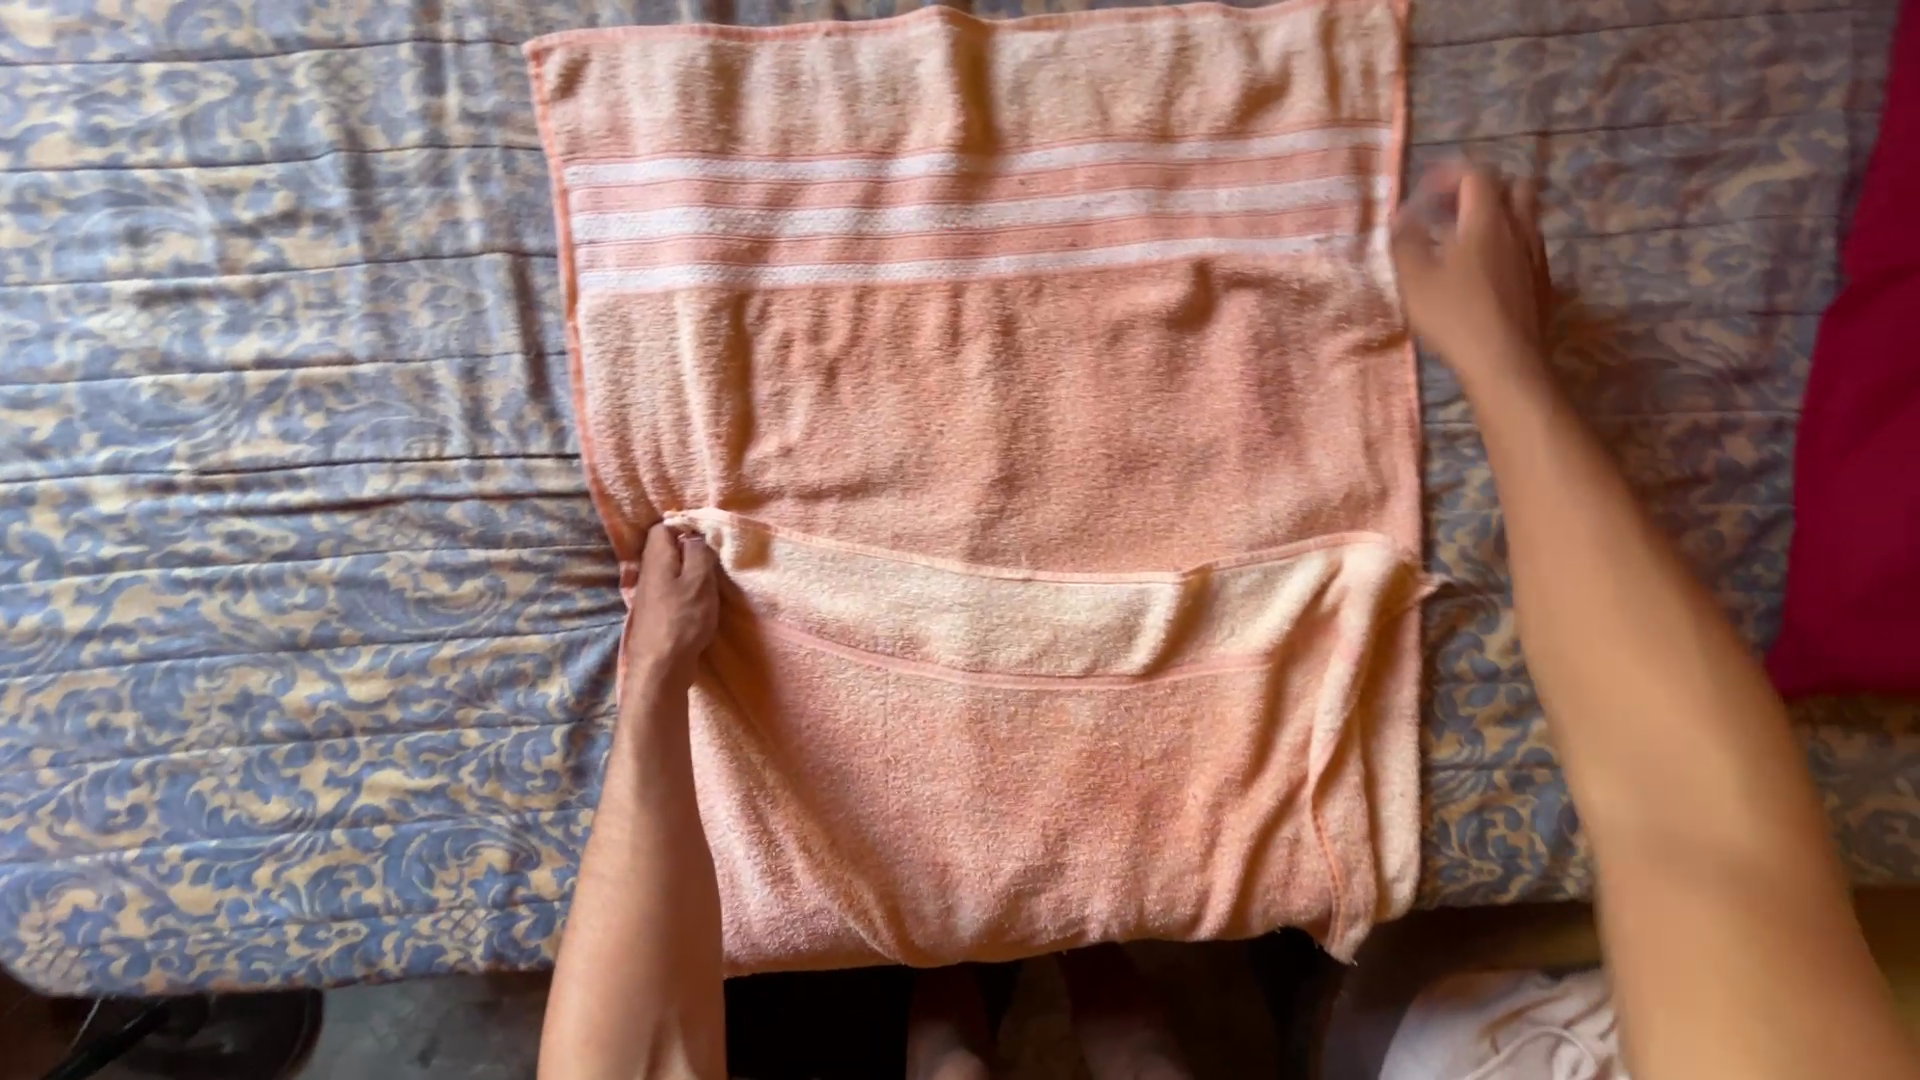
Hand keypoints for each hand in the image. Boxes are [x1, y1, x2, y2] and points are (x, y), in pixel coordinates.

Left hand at [625, 522, 719, 676]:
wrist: (661, 666)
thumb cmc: (683, 619)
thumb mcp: (699, 581)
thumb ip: (698, 552)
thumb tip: (695, 534)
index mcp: (657, 558)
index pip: (663, 526)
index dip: (685, 525)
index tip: (709, 535)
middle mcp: (648, 572)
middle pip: (666, 547)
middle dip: (690, 548)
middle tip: (715, 556)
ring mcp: (651, 593)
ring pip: (671, 569)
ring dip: (690, 570)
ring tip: (712, 578)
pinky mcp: (657, 611)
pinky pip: (672, 587)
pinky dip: (687, 588)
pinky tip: (701, 599)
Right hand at [1390, 164, 1550, 388]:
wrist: (1504, 358)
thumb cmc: (1453, 315)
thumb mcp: (1414, 280)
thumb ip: (1405, 242)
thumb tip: (1401, 216)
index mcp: (1487, 221)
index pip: (1477, 175)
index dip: (1450, 174)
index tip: (1427, 188)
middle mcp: (1519, 228)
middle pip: (1512, 187)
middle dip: (1480, 190)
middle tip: (1451, 210)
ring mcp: (1535, 254)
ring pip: (1523, 217)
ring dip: (1495, 218)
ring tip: (1463, 241)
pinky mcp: (1542, 280)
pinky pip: (1526, 247)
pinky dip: (1505, 245)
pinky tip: (1483, 272)